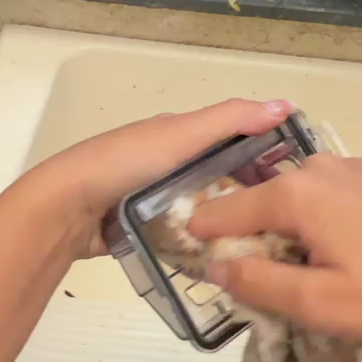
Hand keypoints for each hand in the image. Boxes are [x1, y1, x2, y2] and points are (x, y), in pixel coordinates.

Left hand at [23, 98, 295, 257]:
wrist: (67, 208)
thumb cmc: (126, 163)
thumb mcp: (182, 135)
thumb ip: (231, 120)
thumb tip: (285, 104)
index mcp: (175, 134)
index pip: (231, 138)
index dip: (263, 153)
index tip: (294, 181)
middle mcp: (165, 161)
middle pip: (218, 173)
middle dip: (248, 191)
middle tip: (281, 221)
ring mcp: (151, 197)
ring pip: (201, 205)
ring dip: (226, 219)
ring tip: (259, 243)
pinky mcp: (141, 228)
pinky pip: (181, 232)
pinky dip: (200, 239)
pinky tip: (221, 257)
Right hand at [189, 155, 361, 346]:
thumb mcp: (320, 306)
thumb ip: (257, 284)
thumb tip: (217, 265)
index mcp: (297, 194)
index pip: (227, 209)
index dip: (206, 233)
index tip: (194, 252)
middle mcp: (323, 168)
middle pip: (268, 202)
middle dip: (259, 239)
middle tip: (273, 284)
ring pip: (307, 199)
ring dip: (299, 232)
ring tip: (322, 275)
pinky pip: (341, 197)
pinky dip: (332, 222)